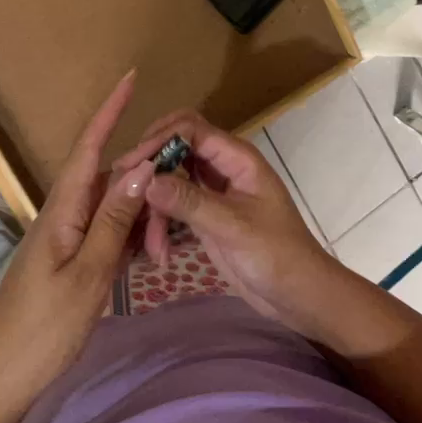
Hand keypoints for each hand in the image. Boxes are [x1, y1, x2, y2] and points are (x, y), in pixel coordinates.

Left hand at [0, 71, 153, 398]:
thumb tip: (141, 168)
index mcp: (62, 211)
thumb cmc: (42, 329)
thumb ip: (115, 221)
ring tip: (168, 228)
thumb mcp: (88, 275)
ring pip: (112, 206)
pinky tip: (154, 245)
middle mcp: (63, 216)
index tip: (130, 79)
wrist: (1, 382)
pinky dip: (132, 234)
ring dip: (141, 211)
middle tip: (178, 176)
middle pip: (108, 176)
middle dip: (143, 172)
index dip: (109, 112)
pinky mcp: (71, 261)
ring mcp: (66, 240)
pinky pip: (108, 233)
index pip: (88, 148)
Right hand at [113, 110, 349, 341]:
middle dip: (151, 167)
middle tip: (123, 192)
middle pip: (178, 147)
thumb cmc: (276, 254)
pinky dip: (163, 222)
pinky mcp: (207, 215)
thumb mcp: (232, 227)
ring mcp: (215, 191)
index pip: (191, 129)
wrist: (298, 293)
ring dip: (156, 206)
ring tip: (150, 245)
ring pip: (172, 179)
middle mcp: (225, 167)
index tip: (130, 165)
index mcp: (238, 158)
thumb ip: (190, 202)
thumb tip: (145, 180)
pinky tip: (158, 252)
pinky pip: (175, 205)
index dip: (159, 139)